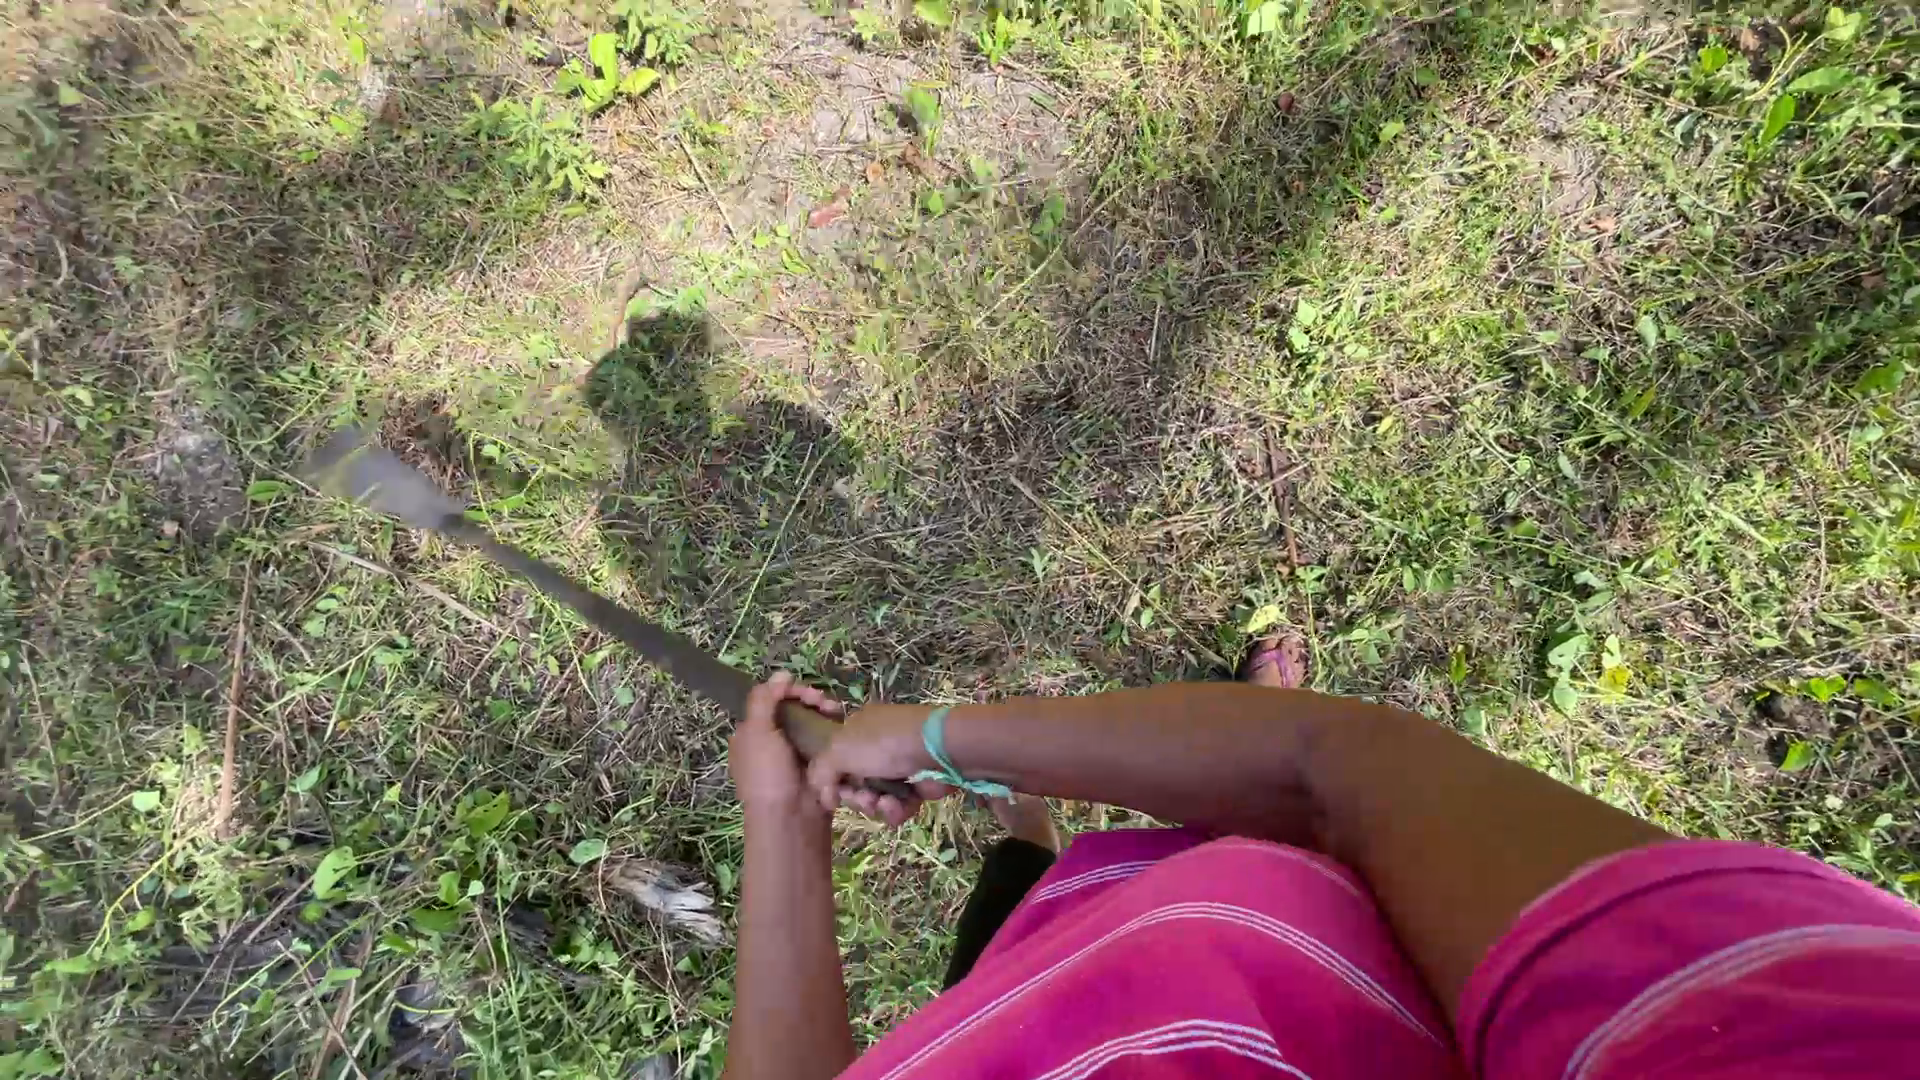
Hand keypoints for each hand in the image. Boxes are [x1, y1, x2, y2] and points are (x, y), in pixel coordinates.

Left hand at [730, 672, 841, 816]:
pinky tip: (842, 725)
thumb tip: (781, 674)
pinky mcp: (818, 761)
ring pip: (812, 719)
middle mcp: (773, 740)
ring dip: (825, 711)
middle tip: (825, 703)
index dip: (790, 692)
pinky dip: (834, 728)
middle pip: (794, 707)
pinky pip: (826, 736)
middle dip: (811, 699)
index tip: (806, 693)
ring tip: (837, 712)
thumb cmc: (767, 775)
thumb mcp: (757, 733)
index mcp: (751, 733)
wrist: (791, 818)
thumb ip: (764, 700)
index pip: (771, 699)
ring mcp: (796, 751)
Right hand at [805, 703, 950, 826]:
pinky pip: (896, 806)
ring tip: (884, 802)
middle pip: (853, 783)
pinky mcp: (915, 785)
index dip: (832, 780)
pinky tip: (898, 805)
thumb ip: (821, 771)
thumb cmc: (884, 744)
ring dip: (875, 805)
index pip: (835, 759)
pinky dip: (895, 809)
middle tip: (864, 797)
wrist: (936, 750)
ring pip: (874, 798)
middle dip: (856, 796)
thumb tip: (825, 796)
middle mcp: (876, 746)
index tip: (833, 793)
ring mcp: (897, 766)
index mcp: (857, 729)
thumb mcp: (840, 750)